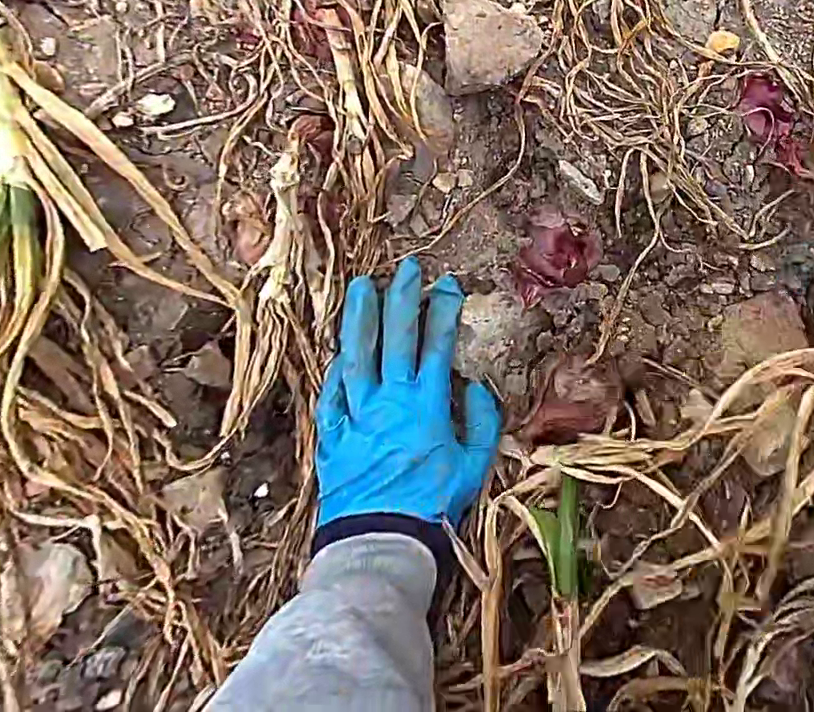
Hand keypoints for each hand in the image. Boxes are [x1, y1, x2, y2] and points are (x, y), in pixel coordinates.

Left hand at [317, 258, 499, 526]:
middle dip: (402, 300)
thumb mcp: (475, 462)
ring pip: (357, 358)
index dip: (444, 311)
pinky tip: (339, 350)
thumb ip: (482, 420)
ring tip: (361, 287)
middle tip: (406, 269)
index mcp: (427, 404)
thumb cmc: (434, 503)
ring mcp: (357, 416)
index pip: (436, 344)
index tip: (448, 285)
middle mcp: (390, 401)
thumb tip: (475, 385)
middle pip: (395, 339)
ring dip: (360, 320)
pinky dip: (335, 371)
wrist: (380, 543)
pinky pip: (331, 396)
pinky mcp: (333, 437)